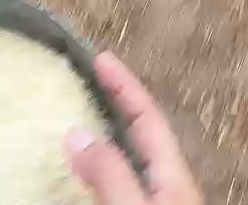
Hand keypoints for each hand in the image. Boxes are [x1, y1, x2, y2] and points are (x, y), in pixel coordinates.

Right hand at [63, 53, 201, 204]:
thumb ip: (110, 170)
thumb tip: (75, 132)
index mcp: (173, 172)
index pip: (148, 115)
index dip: (125, 83)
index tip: (101, 56)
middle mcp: (166, 185)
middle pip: (140, 133)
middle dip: (115, 102)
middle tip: (86, 79)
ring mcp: (154, 201)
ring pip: (128, 159)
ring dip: (105, 135)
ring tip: (77, 119)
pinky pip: (116, 182)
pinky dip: (100, 168)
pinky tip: (81, 174)